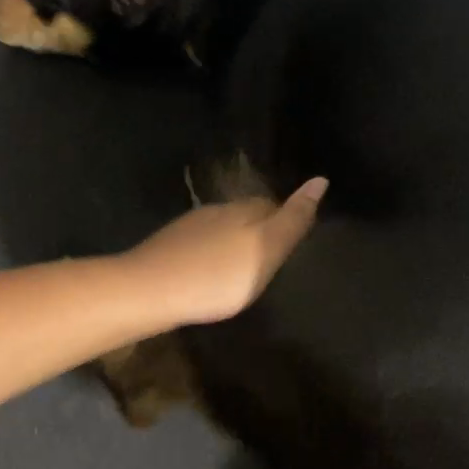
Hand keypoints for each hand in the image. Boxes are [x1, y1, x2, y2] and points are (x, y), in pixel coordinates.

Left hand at [120, 177, 327, 323]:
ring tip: (250, 263)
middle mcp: (215, 212)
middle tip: (279, 251)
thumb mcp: (264, 249)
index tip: (301, 236)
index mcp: (240, 211)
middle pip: (246, 214)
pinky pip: (202, 244)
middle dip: (263, 226)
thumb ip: (291, 220)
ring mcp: (188, 229)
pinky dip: (214, 252)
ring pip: (222, 228)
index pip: (273, 205)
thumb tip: (319, 180)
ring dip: (237, 240)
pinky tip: (215, 268)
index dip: (289, 217)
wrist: (149, 288)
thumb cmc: (216, 276)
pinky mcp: (170, 248)